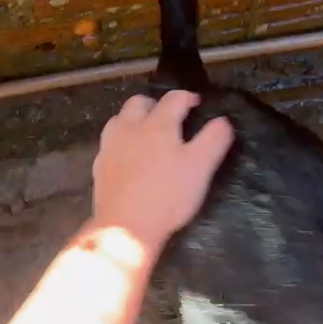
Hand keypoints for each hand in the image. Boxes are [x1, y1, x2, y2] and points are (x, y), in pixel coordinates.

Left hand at [90, 90, 233, 254]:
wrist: (125, 227)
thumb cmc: (167, 194)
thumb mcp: (200, 167)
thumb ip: (213, 140)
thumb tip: (223, 120)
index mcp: (157, 124)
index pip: (174, 98)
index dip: (187, 97)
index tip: (197, 102)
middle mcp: (130, 127)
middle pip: (139, 102)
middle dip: (155, 104)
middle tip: (169, 117)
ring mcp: (110, 145)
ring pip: (120, 119)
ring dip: (134, 119)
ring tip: (146, 133)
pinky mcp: (99, 165)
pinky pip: (110, 142)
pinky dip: (121, 141)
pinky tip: (128, 157)